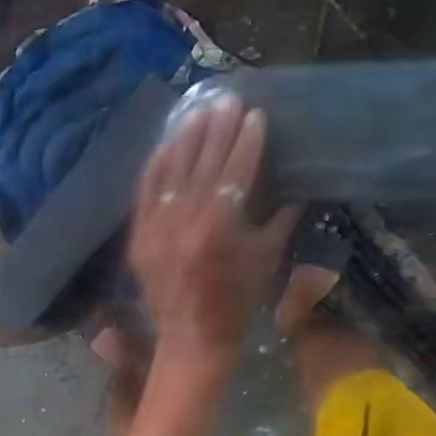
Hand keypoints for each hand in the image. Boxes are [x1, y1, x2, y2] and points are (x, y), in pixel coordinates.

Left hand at [130, 96, 299, 360]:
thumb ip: (281, 220)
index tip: (255, 114)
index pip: (236, 170)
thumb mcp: (267, 258)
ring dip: (185, 137)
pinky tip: (165, 143)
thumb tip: (297, 190)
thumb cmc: (237, 300)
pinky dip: (155, 166)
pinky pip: (145, 192)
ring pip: (171, 170)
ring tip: (197, 111)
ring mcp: (157, 226)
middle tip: (227, 99)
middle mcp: (186, 219)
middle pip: (203, 163)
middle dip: (217, 129)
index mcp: (221, 224)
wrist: (191, 336)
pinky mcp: (139, 235)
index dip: (247, 141)